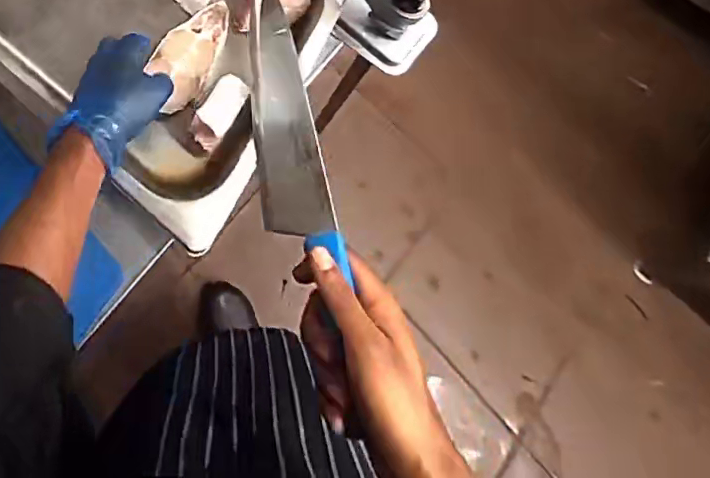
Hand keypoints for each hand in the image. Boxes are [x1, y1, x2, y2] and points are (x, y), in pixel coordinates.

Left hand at [49, 34, 172, 172]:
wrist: (94, 129)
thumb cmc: (129, 104)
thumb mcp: (157, 94)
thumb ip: (162, 81)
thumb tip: (161, 77)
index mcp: (125, 52)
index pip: (135, 39)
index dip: (143, 44)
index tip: (148, 50)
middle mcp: (104, 57)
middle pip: (113, 45)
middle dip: (122, 51)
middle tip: (133, 61)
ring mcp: (89, 73)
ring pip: (102, 62)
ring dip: (111, 68)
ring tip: (122, 79)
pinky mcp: (80, 91)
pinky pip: (95, 80)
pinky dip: (102, 84)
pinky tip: (110, 94)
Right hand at [294, 249, 468, 477]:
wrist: (411, 464)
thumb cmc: (396, 402)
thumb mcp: (363, 343)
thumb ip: (339, 296)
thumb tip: (319, 253)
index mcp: (378, 305)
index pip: (344, 262)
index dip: (320, 262)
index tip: (299, 277)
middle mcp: (369, 323)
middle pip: (324, 305)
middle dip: (320, 337)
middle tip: (334, 357)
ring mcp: (361, 352)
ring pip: (321, 341)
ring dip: (325, 371)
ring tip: (345, 392)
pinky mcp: (354, 378)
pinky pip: (325, 371)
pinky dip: (329, 392)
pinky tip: (345, 409)